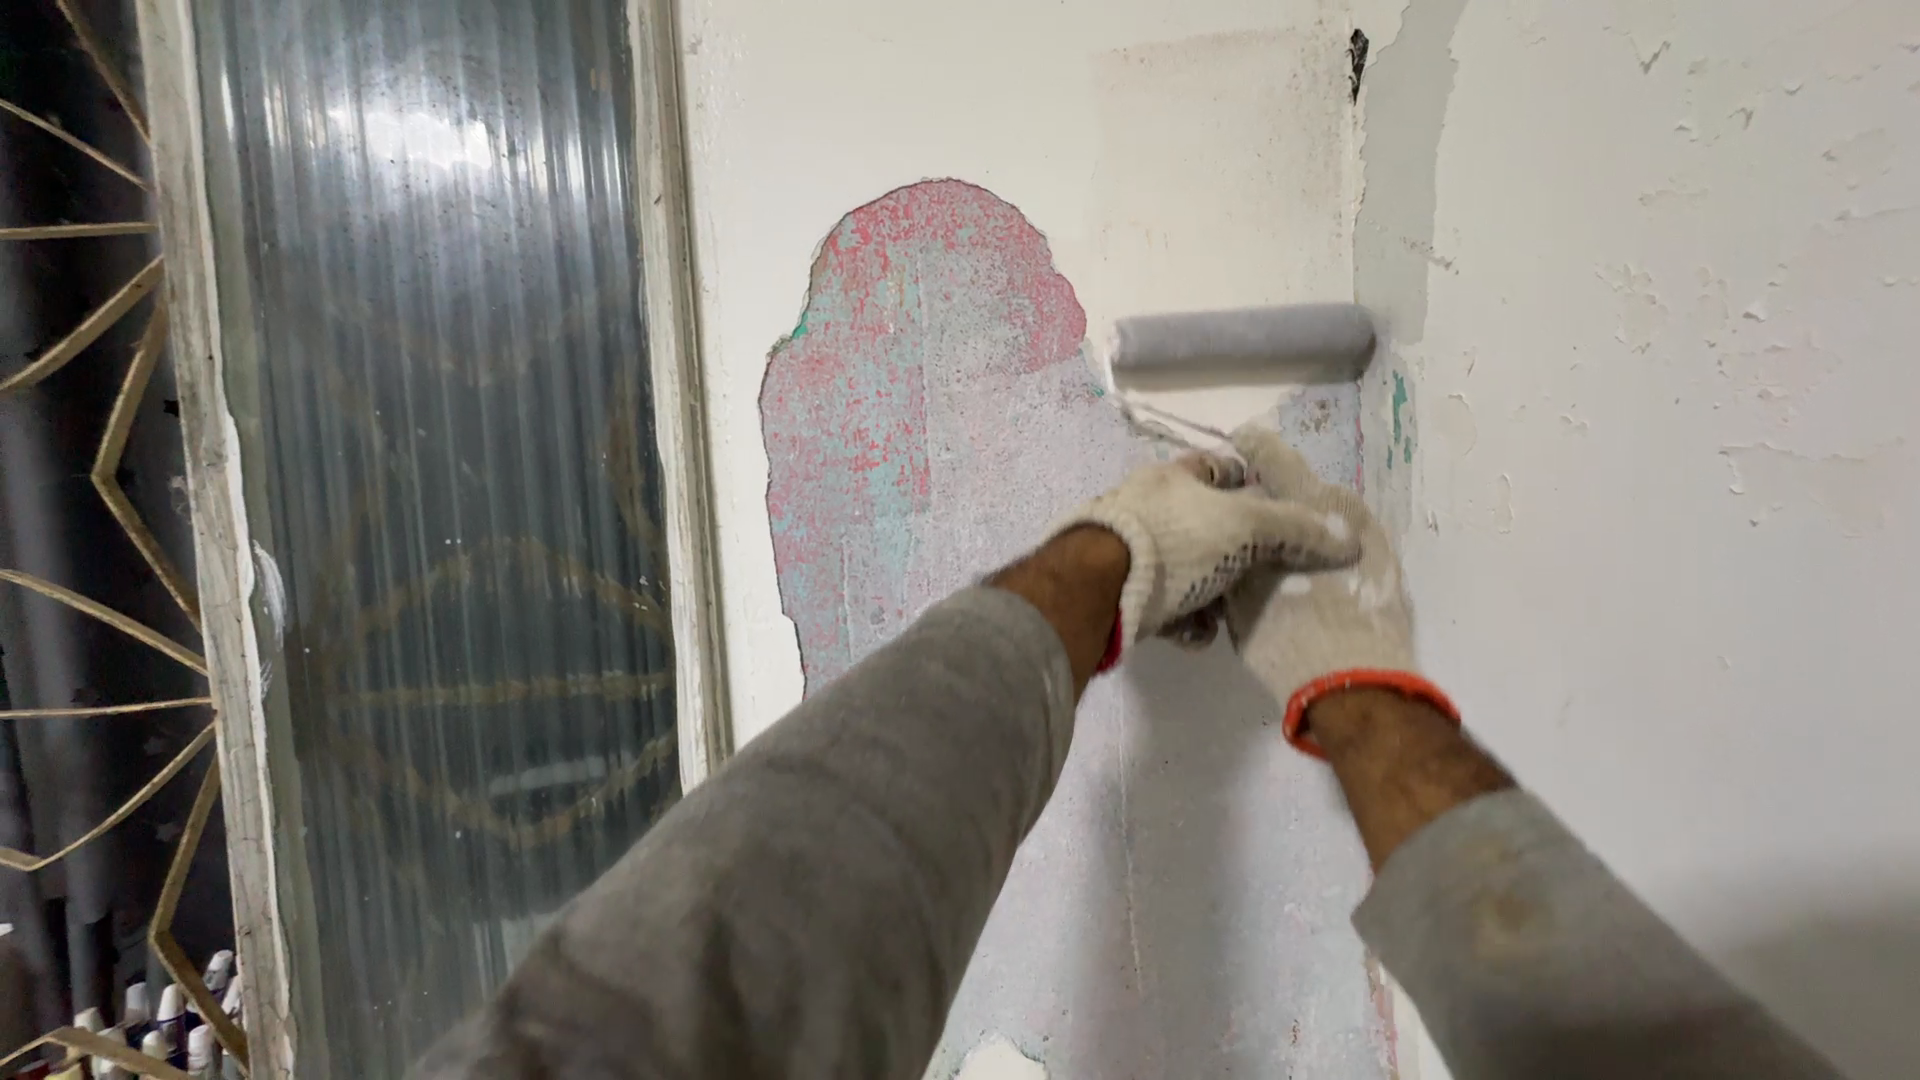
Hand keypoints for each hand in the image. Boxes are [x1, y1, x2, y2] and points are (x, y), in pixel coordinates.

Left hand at [1052, 453, 1361, 651]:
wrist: (1100, 589)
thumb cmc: (1176, 540)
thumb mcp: (1245, 524)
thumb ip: (1294, 528)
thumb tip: (1346, 538)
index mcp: (1174, 479)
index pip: (1218, 468)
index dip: (1250, 482)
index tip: (1278, 508)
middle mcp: (1149, 510)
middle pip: (1206, 528)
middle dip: (1238, 556)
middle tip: (1265, 578)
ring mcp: (1130, 553)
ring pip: (1187, 572)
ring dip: (1213, 596)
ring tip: (1230, 617)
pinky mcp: (1120, 594)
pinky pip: (1164, 606)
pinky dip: (1185, 621)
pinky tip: (1197, 635)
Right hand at [1224, 426, 1428, 752]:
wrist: (1352, 683)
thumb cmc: (1283, 628)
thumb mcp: (1238, 581)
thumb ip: (1236, 540)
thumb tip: (1235, 522)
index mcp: (1309, 502)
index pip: (1274, 456)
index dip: (1252, 447)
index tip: (1238, 440)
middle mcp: (1346, 510)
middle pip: (1301, 491)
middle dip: (1273, 498)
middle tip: (1245, 514)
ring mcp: (1373, 541)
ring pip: (1321, 521)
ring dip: (1296, 528)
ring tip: (1270, 552)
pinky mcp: (1386, 571)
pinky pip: (1341, 547)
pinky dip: (1318, 552)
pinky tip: (1300, 579)